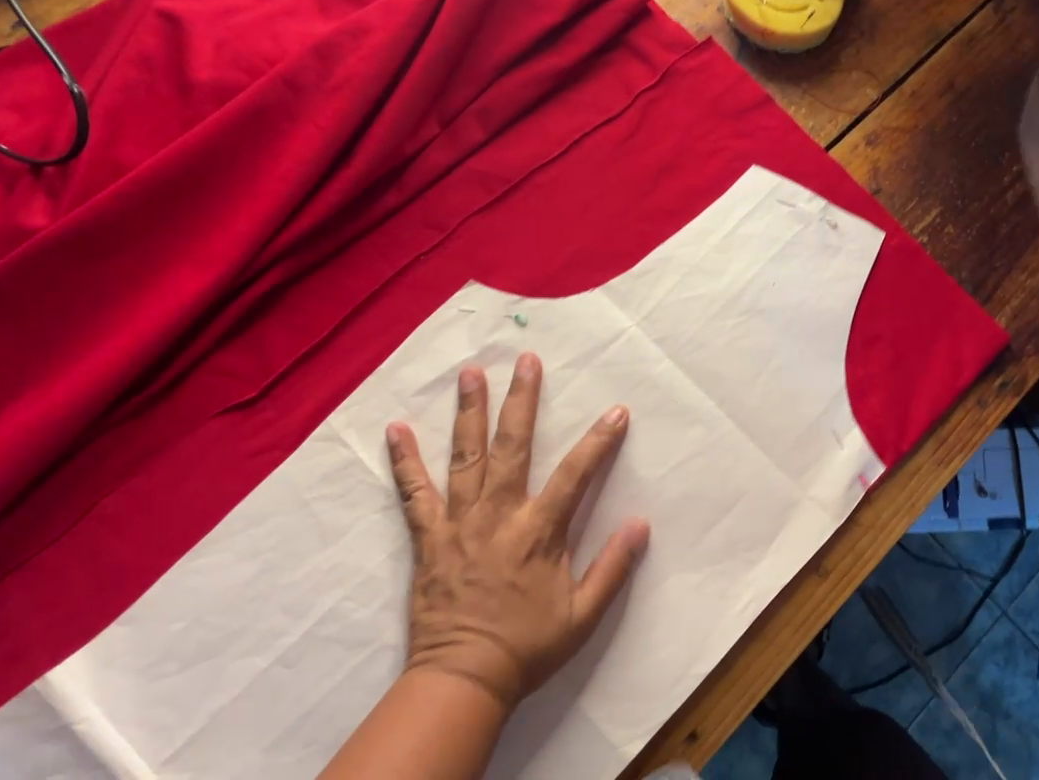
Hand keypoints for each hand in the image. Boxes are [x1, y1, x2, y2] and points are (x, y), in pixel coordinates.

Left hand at [385, 352, 649, 709]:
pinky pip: (414, 494)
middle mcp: (499, 515)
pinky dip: (404, 461)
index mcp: (538, 532)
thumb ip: (613, 567)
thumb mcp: (583, 615)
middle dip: (522, 400)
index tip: (616, 411)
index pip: (575, 475)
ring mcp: (460, 523)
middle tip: (526, 359)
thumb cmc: (527, 646)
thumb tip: (641, 523)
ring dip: (469, 412)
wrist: (463, 678)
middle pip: (513, 446)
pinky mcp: (429, 537)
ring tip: (470, 373)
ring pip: (466, 457)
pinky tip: (396, 429)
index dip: (598, 441)